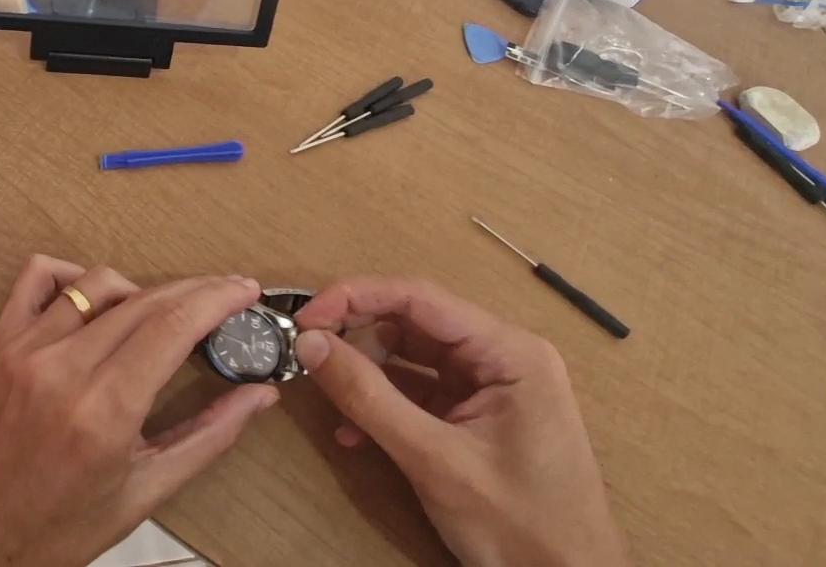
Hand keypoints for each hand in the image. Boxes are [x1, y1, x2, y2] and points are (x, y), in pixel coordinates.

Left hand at [0, 256, 276, 566]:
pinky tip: (93, 300)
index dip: (216, 299)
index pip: (171, 327)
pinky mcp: (1, 340)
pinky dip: (72, 275)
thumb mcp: (146, 492)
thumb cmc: (60, 525)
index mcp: (103, 412)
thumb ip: (210, 435)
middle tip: (223, 295)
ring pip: (97, 283)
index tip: (242, 291)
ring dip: (139, 290)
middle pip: (144, 301)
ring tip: (157, 316)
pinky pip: (38, 276)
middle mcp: (62, 369)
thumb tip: (260, 395)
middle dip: (194, 292)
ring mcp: (26, 348)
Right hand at [295, 277, 629, 566]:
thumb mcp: (435, 460)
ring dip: (365, 374)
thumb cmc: (519, 528)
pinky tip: (354, 433)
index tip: (306, 317)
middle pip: (410, 321)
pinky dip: (381, 404)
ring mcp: (487, 385)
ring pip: (407, 355)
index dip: (355, 297)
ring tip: (332, 401)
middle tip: (307, 353)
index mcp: (508, 351)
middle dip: (356, 336)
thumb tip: (307, 342)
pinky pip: (415, 389)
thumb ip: (368, 396)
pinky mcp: (472, 413)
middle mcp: (499, 355)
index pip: (418, 297)